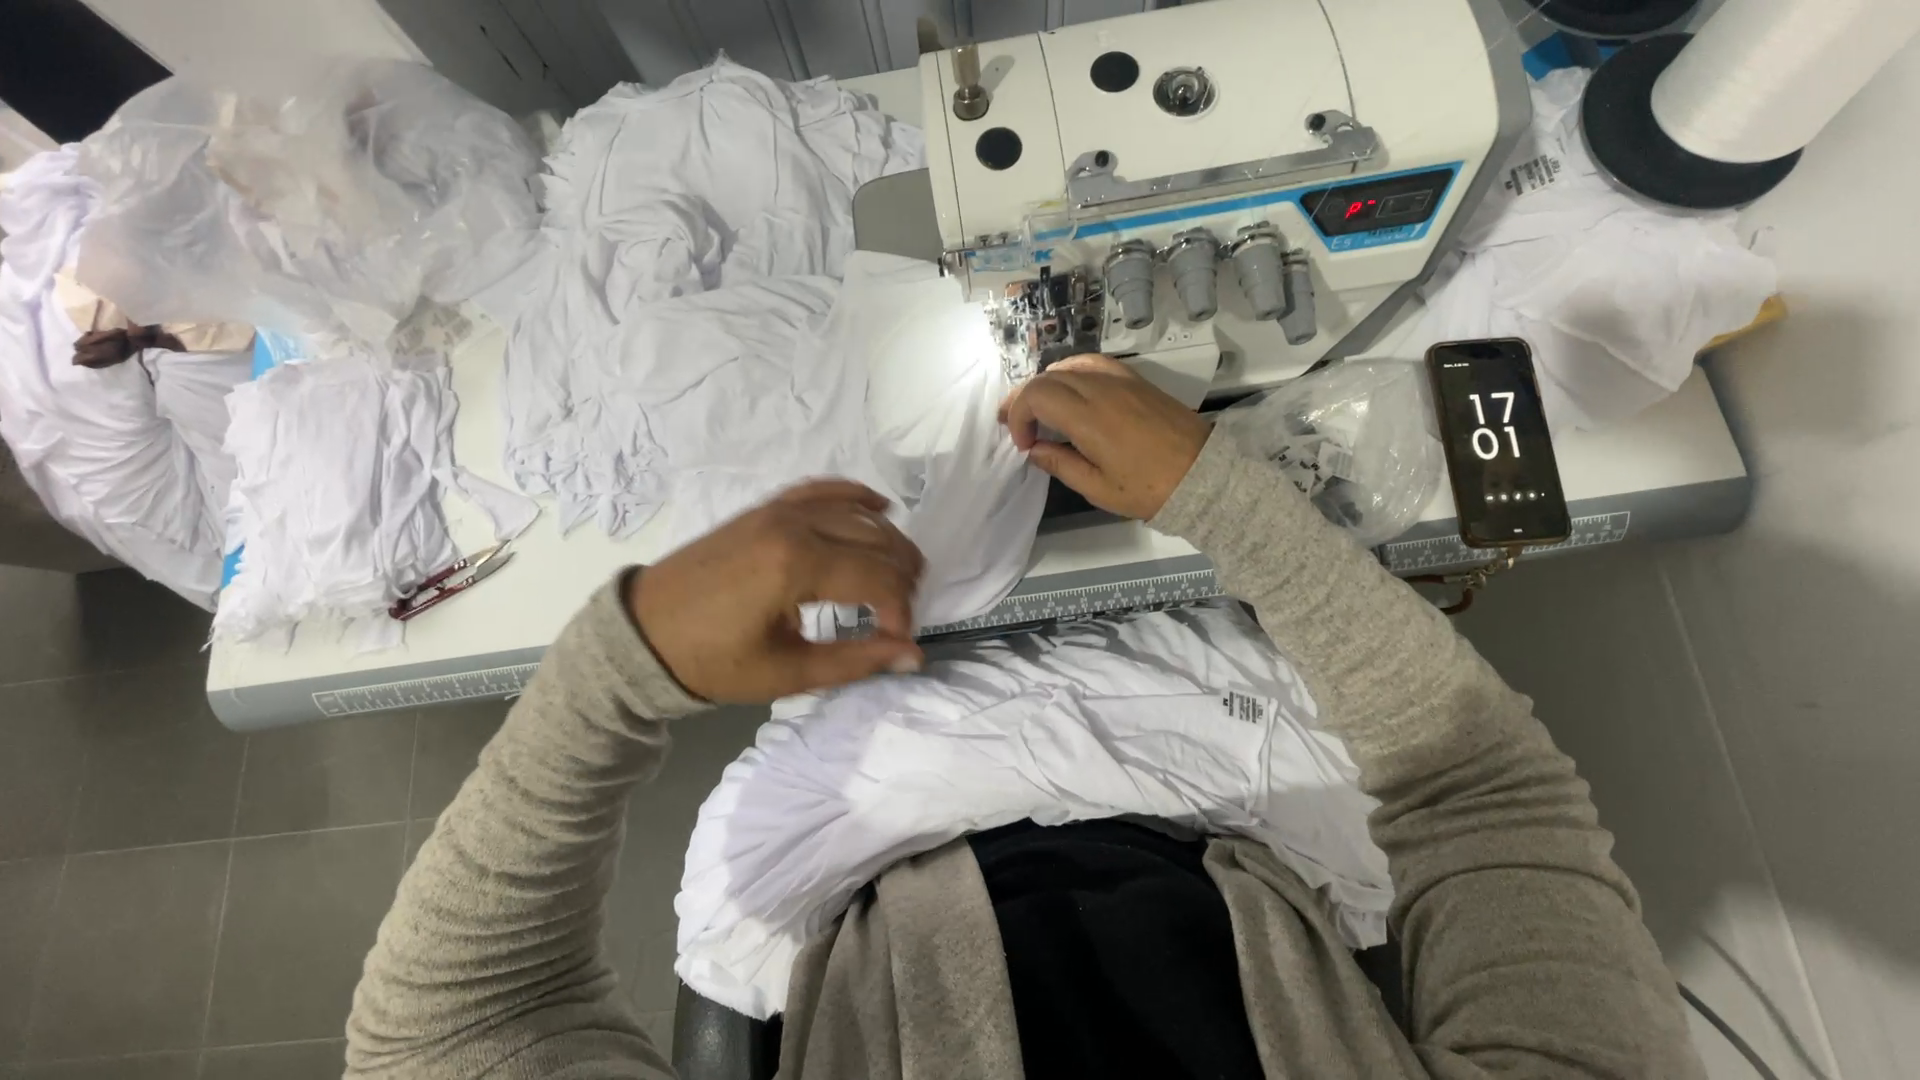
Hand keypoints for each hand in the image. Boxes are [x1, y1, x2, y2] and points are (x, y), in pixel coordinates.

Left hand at [628, 480, 925, 702]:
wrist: (642, 635)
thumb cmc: (712, 662)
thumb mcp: (786, 672)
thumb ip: (856, 661)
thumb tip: (913, 655)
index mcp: (797, 565)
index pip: (879, 579)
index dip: (900, 612)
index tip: (898, 643)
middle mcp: (794, 525)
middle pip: (877, 541)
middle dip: (902, 579)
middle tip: (901, 615)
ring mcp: (778, 510)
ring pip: (858, 514)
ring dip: (888, 543)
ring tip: (899, 578)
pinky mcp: (766, 507)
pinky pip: (823, 490)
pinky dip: (855, 497)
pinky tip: (878, 509)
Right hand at [999, 354, 1212, 519]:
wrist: (1204, 474)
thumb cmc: (1149, 489)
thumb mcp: (1099, 488)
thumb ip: (1061, 464)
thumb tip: (1035, 449)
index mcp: (1088, 417)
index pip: (1036, 396)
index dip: (1019, 416)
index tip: (1023, 444)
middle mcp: (1100, 389)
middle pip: (1047, 378)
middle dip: (1024, 399)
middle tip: (1015, 424)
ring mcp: (1120, 380)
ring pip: (1068, 366)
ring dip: (1046, 384)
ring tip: (1037, 407)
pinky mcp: (1135, 380)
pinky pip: (1094, 363)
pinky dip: (1072, 371)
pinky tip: (1069, 388)